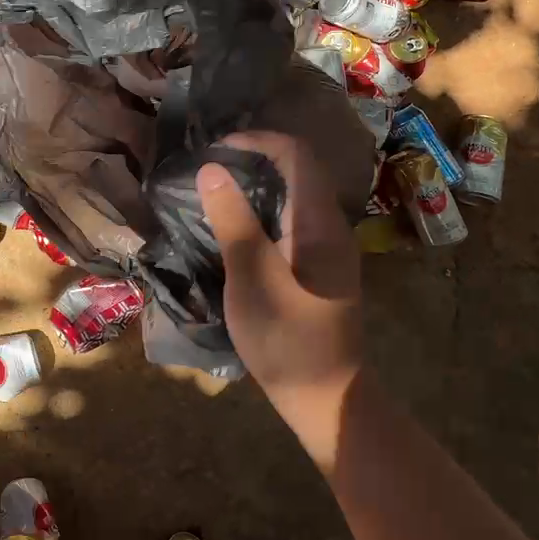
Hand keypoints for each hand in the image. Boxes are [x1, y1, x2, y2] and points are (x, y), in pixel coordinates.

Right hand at [198, 132, 362, 455]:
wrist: (325, 399)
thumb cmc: (288, 339)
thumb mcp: (253, 279)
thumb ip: (233, 221)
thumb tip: (211, 168)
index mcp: (319, 224)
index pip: (297, 155)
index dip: (258, 140)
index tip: (217, 148)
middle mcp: (329, 227)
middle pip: (298, 169)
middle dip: (254, 156)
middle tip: (208, 166)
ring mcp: (326, 248)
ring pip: (293, 193)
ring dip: (255, 182)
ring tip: (213, 189)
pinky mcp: (317, 267)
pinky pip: (289, 218)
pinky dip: (260, 207)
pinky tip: (233, 225)